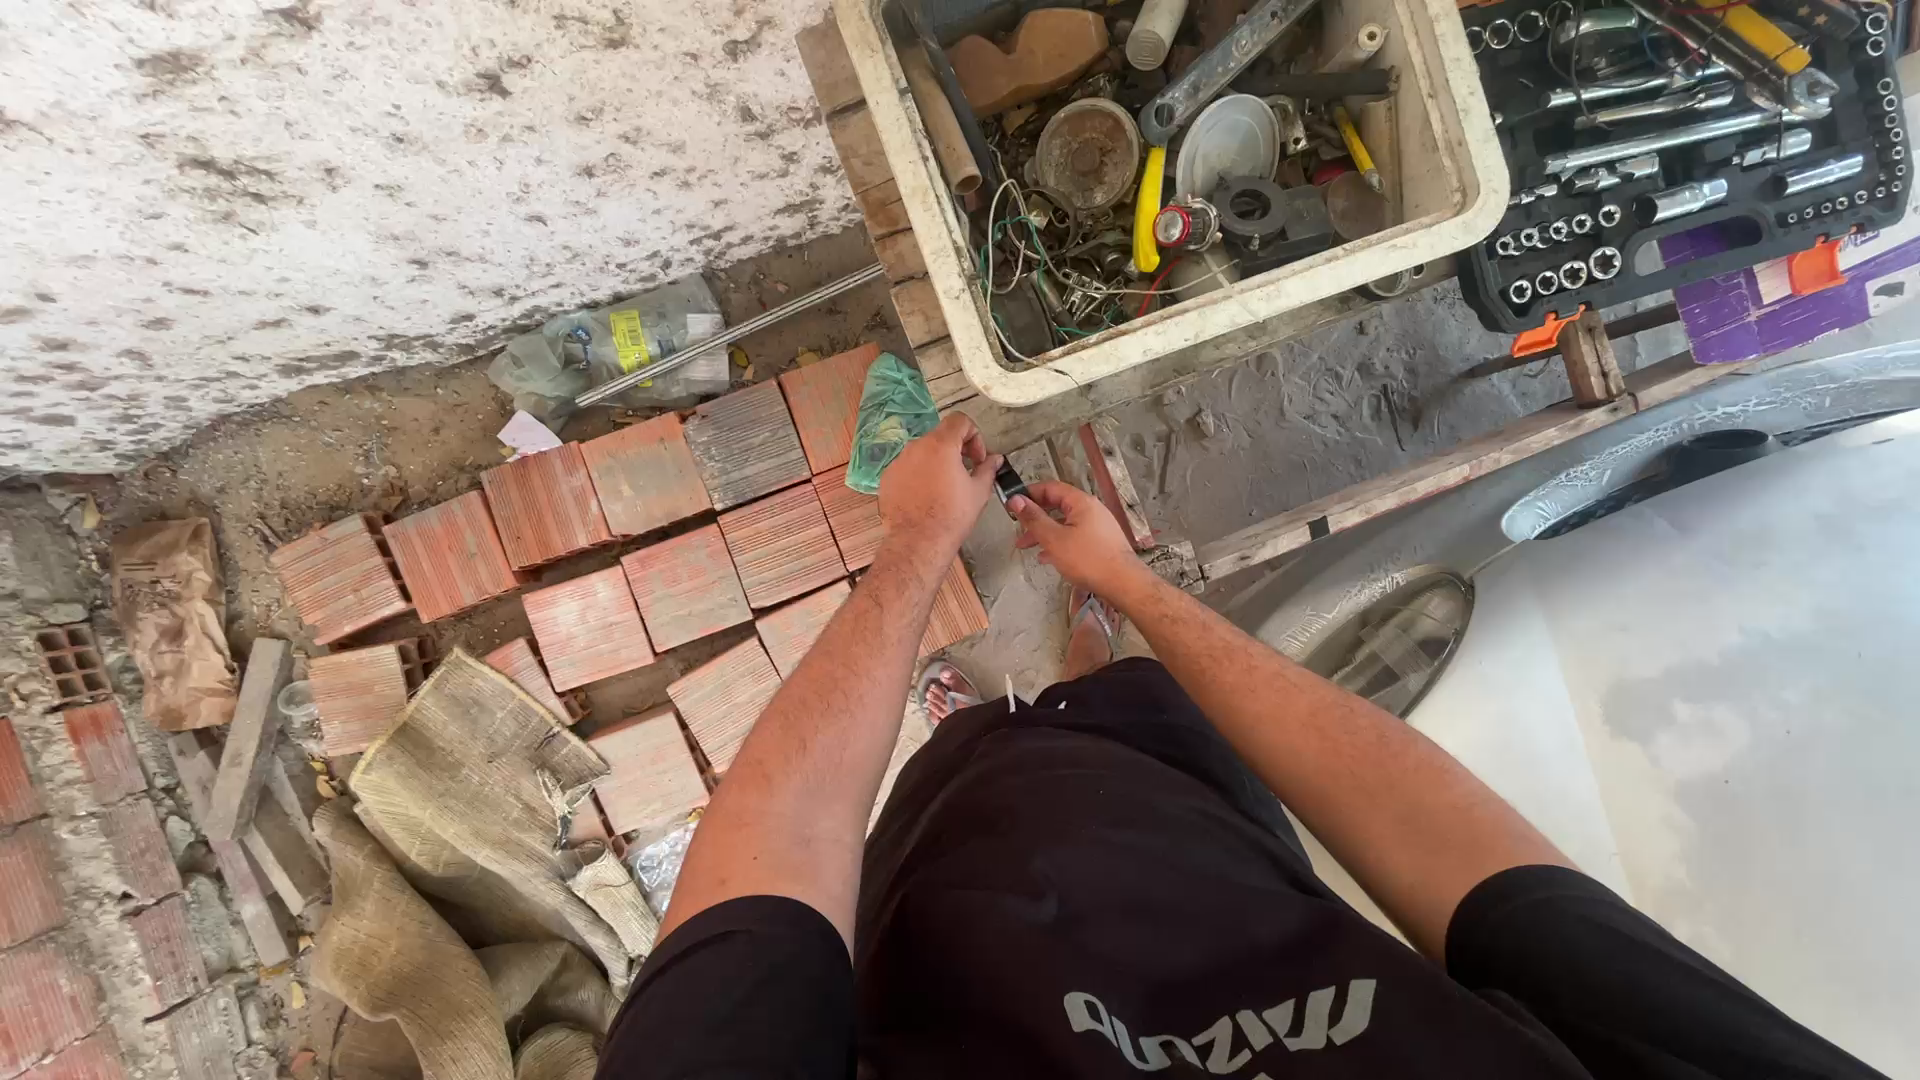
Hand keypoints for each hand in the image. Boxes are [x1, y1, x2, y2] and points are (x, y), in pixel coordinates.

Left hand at [878, 414, 1001, 555]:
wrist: (918, 542)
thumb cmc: (952, 516)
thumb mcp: (978, 491)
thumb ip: (988, 469)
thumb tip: (996, 459)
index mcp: (941, 445)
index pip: (959, 420)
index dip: (974, 435)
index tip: (977, 458)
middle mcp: (916, 447)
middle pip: (940, 436)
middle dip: (956, 449)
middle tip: (965, 472)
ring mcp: (898, 462)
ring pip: (922, 452)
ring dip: (937, 462)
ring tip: (944, 488)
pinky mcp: (887, 478)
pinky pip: (907, 468)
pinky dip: (919, 475)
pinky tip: (925, 497)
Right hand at [1008, 481, 1152, 598]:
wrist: (1123, 583)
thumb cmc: (1088, 559)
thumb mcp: (1054, 538)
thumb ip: (1033, 518)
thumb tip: (1016, 499)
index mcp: (1081, 502)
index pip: (1051, 488)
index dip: (1030, 494)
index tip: (1013, 504)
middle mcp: (1091, 510)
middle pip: (1057, 506)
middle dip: (1035, 518)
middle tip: (1018, 529)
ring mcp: (1098, 526)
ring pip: (1065, 524)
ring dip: (1045, 533)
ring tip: (1027, 547)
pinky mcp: (1101, 542)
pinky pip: (1075, 536)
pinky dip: (1059, 543)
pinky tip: (1047, 557)